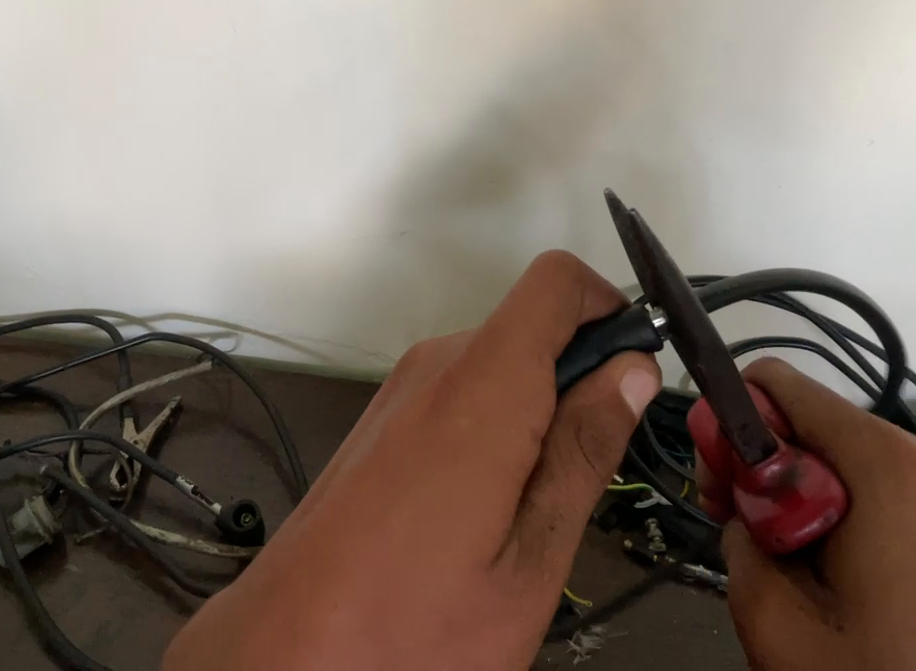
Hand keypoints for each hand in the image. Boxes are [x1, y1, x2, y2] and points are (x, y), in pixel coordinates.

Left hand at [163, 251, 662, 669]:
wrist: (282, 656)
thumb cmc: (412, 628)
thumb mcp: (529, 559)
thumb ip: (584, 450)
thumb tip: (631, 370)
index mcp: (481, 383)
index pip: (557, 281)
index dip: (608, 311)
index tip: (632, 379)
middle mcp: (436, 364)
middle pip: (533, 324)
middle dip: (579, 378)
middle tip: (585, 475)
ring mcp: (403, 387)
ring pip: (501, 360)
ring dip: (538, 409)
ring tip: (529, 510)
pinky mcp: (384, 415)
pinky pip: (464, 388)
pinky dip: (497, 423)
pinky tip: (484, 506)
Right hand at [697, 358, 915, 670]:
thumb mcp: (781, 628)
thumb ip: (738, 545)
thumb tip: (744, 514)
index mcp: (881, 461)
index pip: (773, 383)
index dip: (729, 426)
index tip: (720, 493)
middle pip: (804, 420)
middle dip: (761, 470)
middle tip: (748, 538)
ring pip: (834, 459)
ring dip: (796, 501)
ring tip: (798, 576)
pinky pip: (873, 489)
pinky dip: (837, 517)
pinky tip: (840, 583)